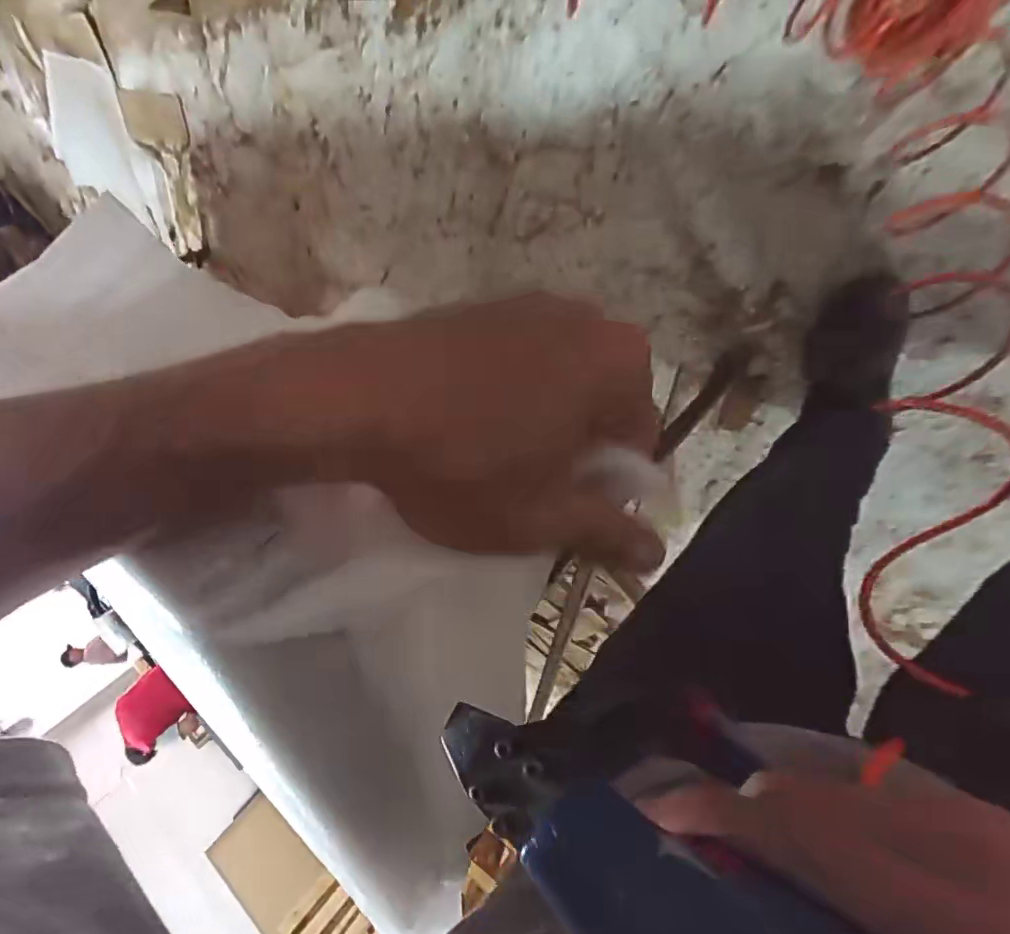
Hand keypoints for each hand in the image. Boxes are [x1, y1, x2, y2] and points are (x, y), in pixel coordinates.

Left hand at [273, 293, 663, 570]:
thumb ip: (602, 531)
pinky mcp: (469, 309)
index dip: (608, 490)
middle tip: (522, 495)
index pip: (638, 443)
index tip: (567, 517)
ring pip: (548, 384)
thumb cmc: (457, 463)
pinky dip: (493, 398)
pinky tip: (454, 426)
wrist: (355, 398)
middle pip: (594, 407)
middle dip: (568, 454)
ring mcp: (520, 306)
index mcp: (620, 362)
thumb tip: (654, 552)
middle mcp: (581, 318)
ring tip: (482, 464)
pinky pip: (503, 365)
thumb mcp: (534, 517)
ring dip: (530, 425)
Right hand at [640, 772, 1009, 933]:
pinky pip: (852, 789)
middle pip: (803, 799)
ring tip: (741, 847)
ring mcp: (982, 821)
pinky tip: (801, 846)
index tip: (650, 816)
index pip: (807, 841)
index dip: (717, 817)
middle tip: (684, 839)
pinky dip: (806, 810)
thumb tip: (700, 890)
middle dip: (728, 810)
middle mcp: (982, 854)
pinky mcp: (976, 811)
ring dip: (765, 811)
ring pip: (819, 785)